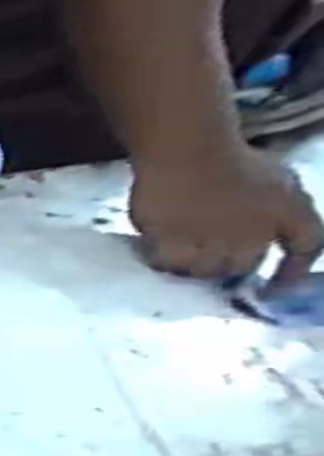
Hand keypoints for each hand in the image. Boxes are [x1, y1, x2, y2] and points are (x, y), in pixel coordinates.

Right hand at [129, 146, 323, 282]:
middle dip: (231, 270)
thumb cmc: (229, 162)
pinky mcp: (172, 242)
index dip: (293, 268)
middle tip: (213, 269)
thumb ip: (275, 212)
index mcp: (289, 208)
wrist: (187, 154)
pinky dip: (166, 263)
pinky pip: (170, 265)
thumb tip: (264, 244)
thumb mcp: (273, 181)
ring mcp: (212, 237)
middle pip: (246, 265)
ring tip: (184, 260)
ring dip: (195, 268)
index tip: (277, 287)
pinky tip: (161, 254)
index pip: (307, 244)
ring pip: (205, 270)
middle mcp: (255, 227)